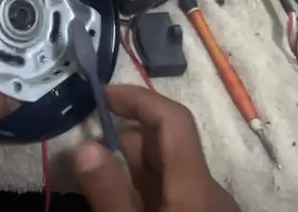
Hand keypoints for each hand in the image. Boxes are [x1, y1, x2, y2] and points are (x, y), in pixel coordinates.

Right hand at [72, 86, 240, 211]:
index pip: (173, 118)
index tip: (101, 97)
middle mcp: (212, 192)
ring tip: (102, 183)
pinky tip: (127, 206)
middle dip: (127, 139)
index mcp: (197, 185)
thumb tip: (84, 145)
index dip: (138, 98)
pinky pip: (177, 195)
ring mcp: (213, 211)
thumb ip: (110, 191)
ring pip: (171, 173)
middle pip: (169, 145)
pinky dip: (148, 190)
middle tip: (90, 154)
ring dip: (134, 168)